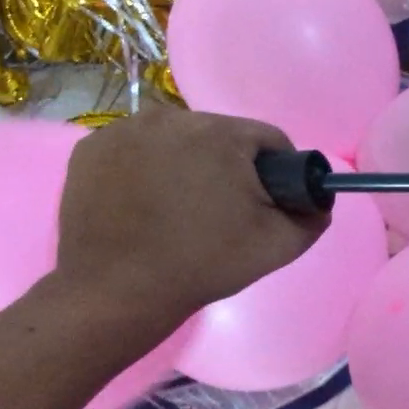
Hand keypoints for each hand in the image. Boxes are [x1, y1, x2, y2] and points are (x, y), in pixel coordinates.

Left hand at [53, 105, 325, 324]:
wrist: (117, 290)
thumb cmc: (206, 263)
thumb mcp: (281, 245)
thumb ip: (313, 216)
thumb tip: (318, 201)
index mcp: (221, 134)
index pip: (270, 140)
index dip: (278, 171)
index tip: (269, 203)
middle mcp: (170, 117)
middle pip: (222, 135)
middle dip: (232, 166)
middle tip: (226, 211)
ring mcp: (123, 130)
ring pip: (179, 140)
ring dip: (190, 164)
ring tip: (184, 209)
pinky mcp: (91, 148)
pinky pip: (140, 149)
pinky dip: (150, 169)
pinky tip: (149, 205)